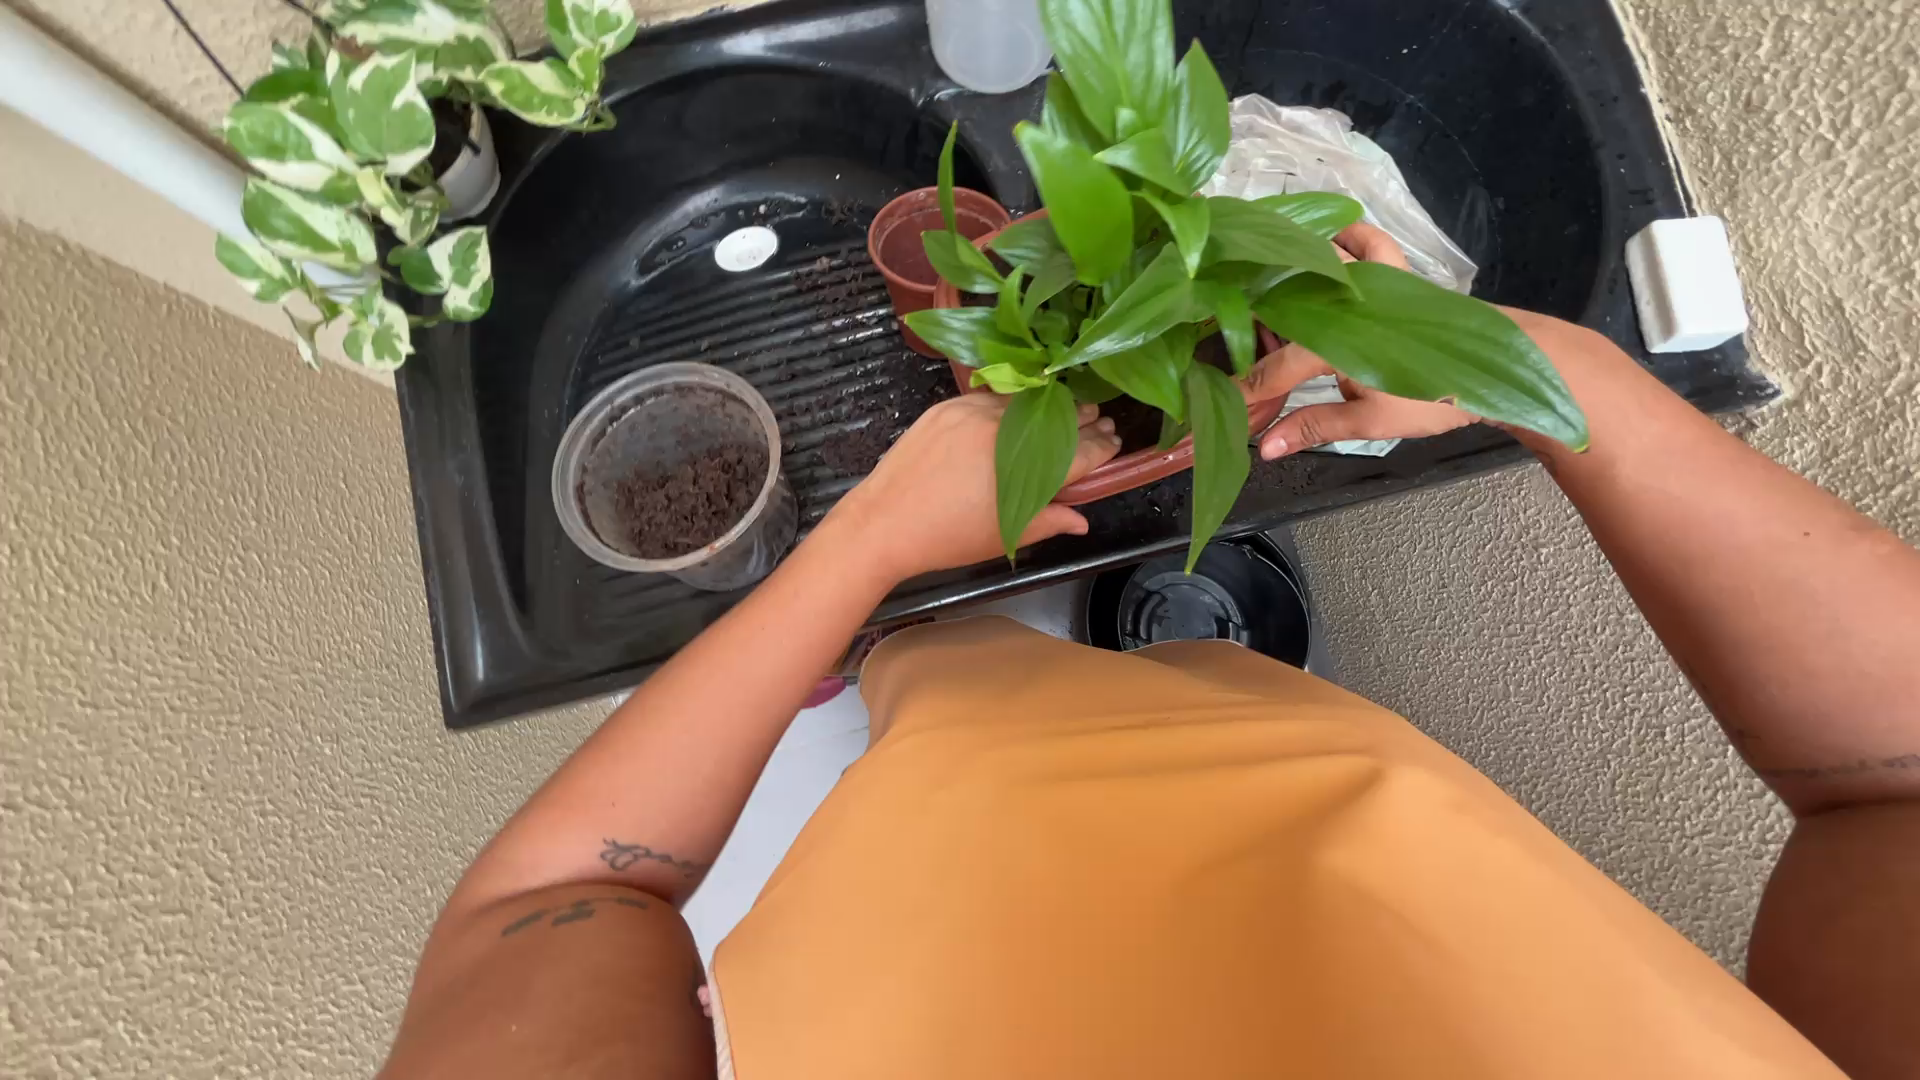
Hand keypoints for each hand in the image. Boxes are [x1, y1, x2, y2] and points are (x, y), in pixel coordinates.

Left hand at [822, 393, 1121, 582]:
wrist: (882, 523)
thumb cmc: (947, 539)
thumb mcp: (1003, 536)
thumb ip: (1048, 522)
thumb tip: (1082, 520)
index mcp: (1023, 468)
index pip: (1079, 451)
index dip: (1102, 447)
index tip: (1115, 442)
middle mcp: (1004, 430)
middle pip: (1055, 420)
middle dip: (1082, 422)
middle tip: (1100, 421)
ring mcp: (973, 412)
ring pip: (1023, 403)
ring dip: (1045, 408)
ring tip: (1063, 412)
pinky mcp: (947, 406)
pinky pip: (989, 400)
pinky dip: (1009, 405)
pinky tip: (1019, 411)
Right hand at [1240, 223, 1478, 459]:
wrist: (1506, 364)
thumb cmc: (1437, 394)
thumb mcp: (1371, 420)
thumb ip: (1313, 427)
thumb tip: (1263, 449)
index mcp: (1334, 341)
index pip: (1275, 369)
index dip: (1245, 389)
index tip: (1217, 401)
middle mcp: (1344, 302)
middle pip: (1282, 306)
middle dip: (1249, 323)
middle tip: (1225, 341)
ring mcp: (1369, 281)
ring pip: (1316, 263)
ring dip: (1286, 274)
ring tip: (1257, 294)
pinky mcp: (1393, 274)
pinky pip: (1363, 243)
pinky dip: (1342, 239)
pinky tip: (1323, 247)